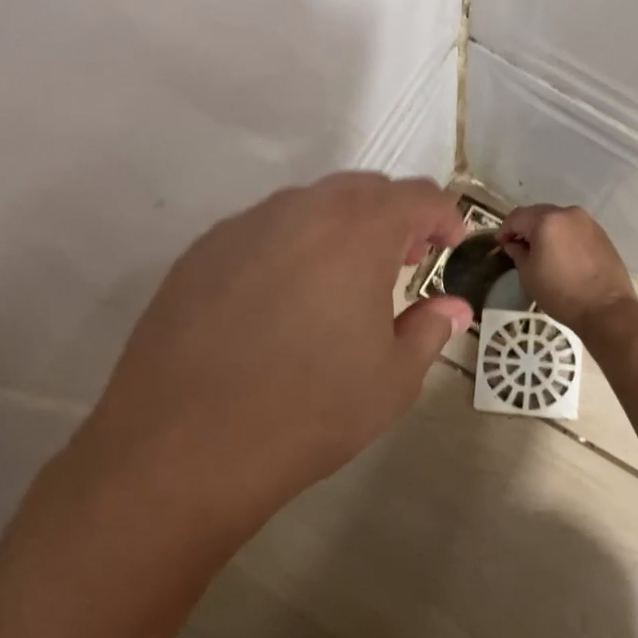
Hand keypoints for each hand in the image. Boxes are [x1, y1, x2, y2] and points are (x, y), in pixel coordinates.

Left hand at [68, 173, 472, 525]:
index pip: (416, 196)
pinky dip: (287, 251)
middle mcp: (297, 212)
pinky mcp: (197, 256)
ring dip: (337, 232)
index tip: (451, 246)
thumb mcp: (392, 381)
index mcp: (357, 232)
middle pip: (360, 191)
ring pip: (304, 208)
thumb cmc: (310, 413)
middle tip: (403, 264)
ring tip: (340, 287)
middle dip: (392, 218)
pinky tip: (279, 306)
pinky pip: (258, 235)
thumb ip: (429, 330)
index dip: (444, 217)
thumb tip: (452, 308)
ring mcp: (239, 229)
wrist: (186, 446)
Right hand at [497, 204, 636, 332]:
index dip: (505, 230)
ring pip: (558, 220)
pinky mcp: (601, 233)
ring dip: (545, 230)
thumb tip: (514, 244)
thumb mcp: (529, 275)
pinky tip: (561, 254)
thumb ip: (518, 253)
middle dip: (525, 228)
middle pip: (538, 213)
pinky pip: (574, 228)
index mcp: (546, 221)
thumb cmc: (560, 293)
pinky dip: (563, 236)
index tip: (500, 244)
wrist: (605, 308)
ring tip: (540, 251)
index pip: (517, 217)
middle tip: (518, 246)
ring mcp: (588, 222)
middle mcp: (568, 213)